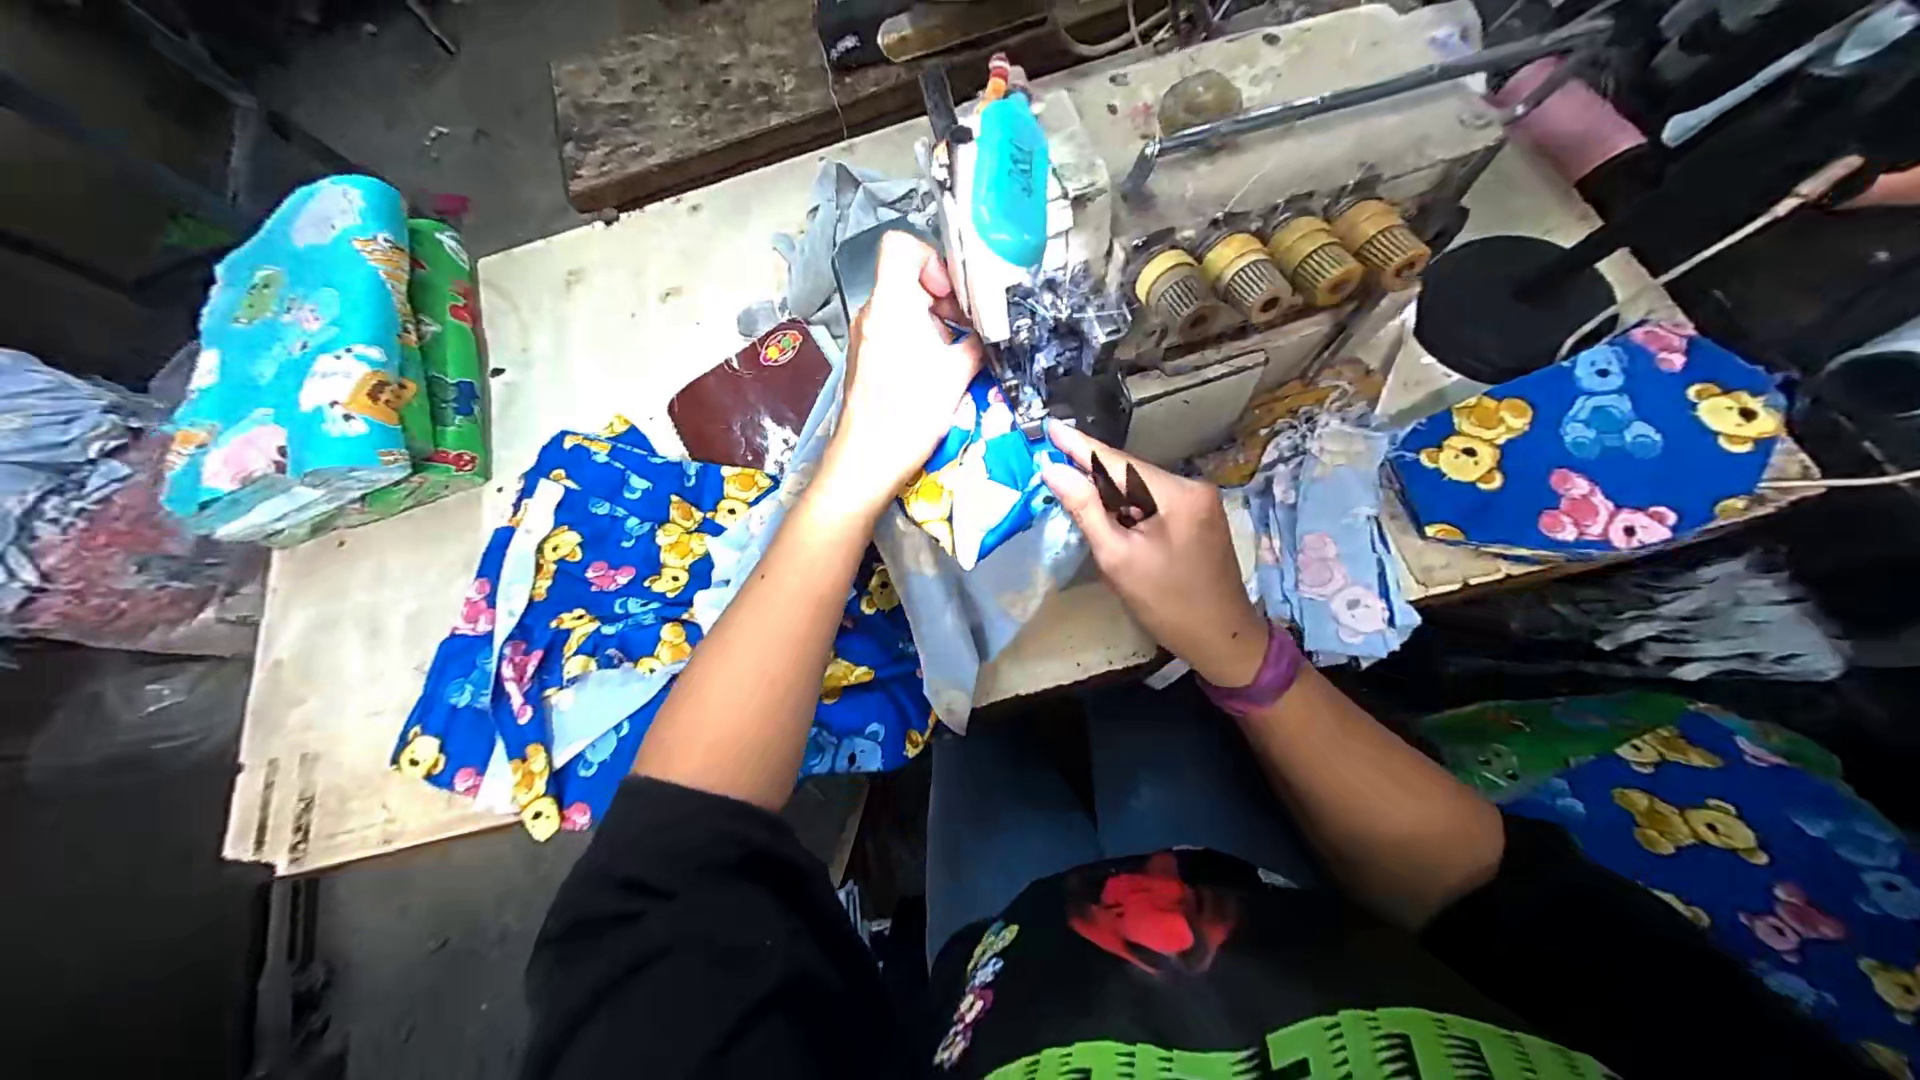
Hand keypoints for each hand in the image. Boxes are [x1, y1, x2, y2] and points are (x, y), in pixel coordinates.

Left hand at [819, 231, 982, 509]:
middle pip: (906, 279)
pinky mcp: (864, 359)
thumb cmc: (909, 413)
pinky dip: (916, 342)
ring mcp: (864, 336)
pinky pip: (893, 334)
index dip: (932, 260)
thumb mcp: (957, 374)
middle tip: (964, 327)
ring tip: (952, 354)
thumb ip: (975, 343)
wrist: (869, 457)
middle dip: (941, 298)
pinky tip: (934, 372)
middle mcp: (872, 313)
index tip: (951, 292)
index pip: (901, 245)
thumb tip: (983, 336)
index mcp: (892, 303)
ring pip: (901, 309)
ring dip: (931, 323)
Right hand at [1041, 421, 1271, 686]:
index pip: (1117, 461)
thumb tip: (1053, 470)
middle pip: (1129, 471)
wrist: (1221, 637)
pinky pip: (1154, 499)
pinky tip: (1110, 515)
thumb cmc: (1166, 604)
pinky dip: (1128, 504)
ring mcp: (1200, 500)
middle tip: (1052, 463)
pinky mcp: (1200, 515)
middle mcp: (1192, 486)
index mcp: (1176, 494)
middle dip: (1091, 471)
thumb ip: (1085, 509)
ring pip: (1140, 485)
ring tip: (1074, 491)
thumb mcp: (1116, 558)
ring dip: (1109, 491)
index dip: (1079, 445)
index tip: (1050, 426)